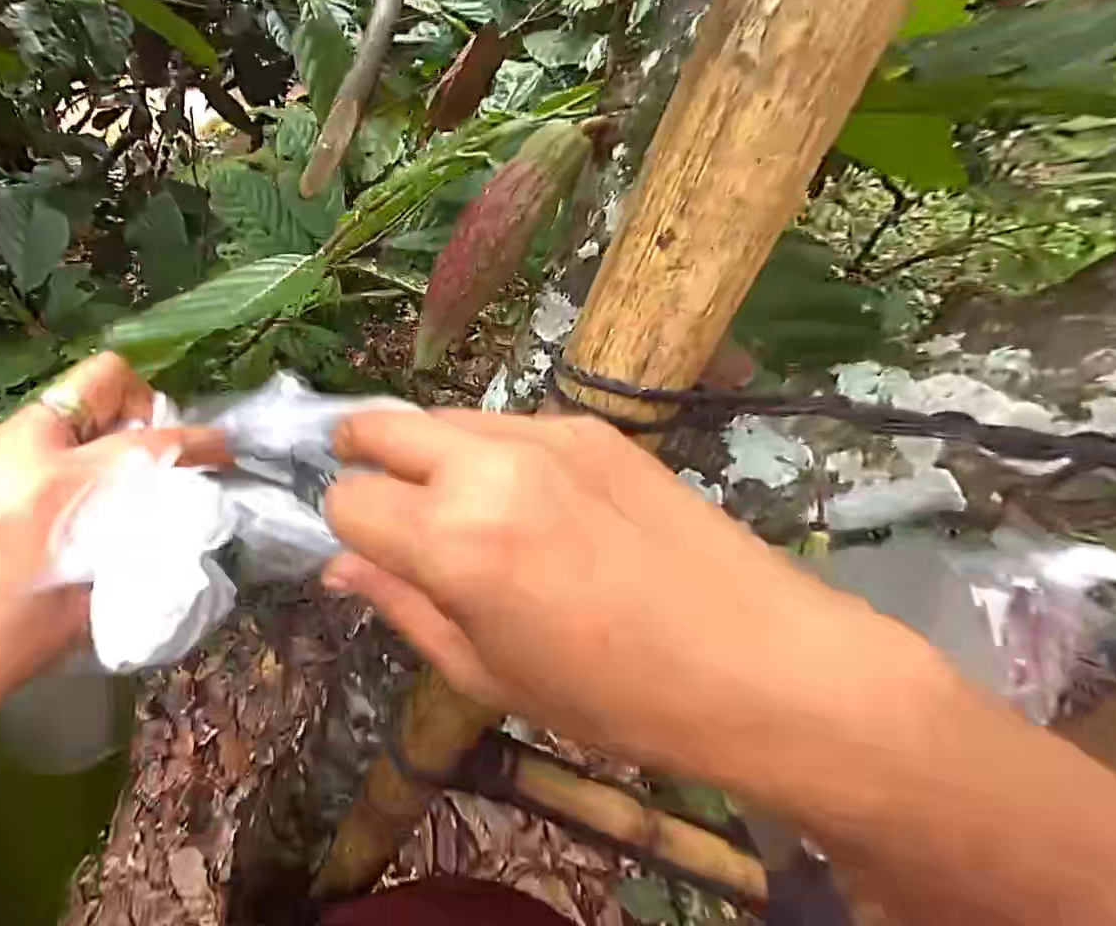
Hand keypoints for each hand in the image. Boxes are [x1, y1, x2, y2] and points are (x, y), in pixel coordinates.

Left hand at [0, 354, 222, 744]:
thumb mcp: (87, 598)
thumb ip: (133, 539)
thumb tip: (167, 511)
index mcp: (55, 486)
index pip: (147, 441)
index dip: (197, 442)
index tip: (221, 450)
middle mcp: (20, 446)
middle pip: (102, 377)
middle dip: (139, 402)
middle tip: (149, 450)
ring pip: (66, 402)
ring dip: (101, 426)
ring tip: (108, 476)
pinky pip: (36, 430)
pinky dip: (65, 446)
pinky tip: (63, 494)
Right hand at [320, 409, 949, 784]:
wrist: (778, 670)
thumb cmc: (613, 697)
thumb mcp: (483, 670)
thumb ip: (396, 604)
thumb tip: (337, 566)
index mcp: (453, 542)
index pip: (346, 500)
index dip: (345, 525)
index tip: (370, 547)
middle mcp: (484, 469)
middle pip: (373, 425)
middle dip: (354, 452)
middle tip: (370, 487)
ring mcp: (539, 435)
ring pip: (432, 417)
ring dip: (418, 451)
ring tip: (452, 497)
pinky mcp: (584, 425)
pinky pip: (496, 422)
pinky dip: (479, 451)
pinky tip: (524, 496)